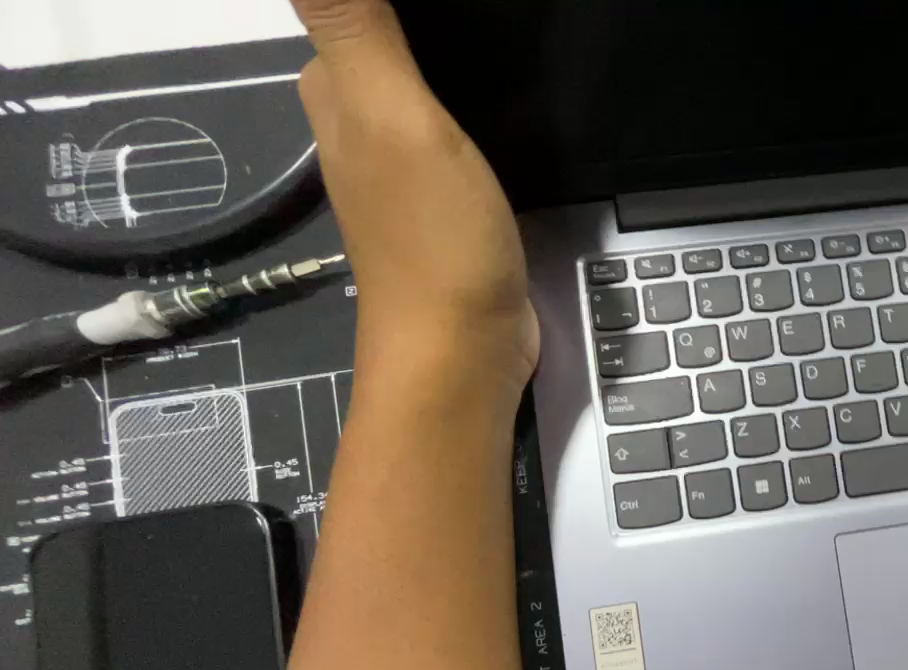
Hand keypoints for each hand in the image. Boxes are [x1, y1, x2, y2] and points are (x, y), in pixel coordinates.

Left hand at [291, 0, 537, 411]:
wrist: (467, 349)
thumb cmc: (434, 238)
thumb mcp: (396, 118)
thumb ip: (354, 27)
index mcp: (338, 98)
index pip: (346, 17)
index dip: (386, 14)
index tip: (452, 17)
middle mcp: (365, 134)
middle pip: (385, 59)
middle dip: (423, 40)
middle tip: (488, 37)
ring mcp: (412, 181)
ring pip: (428, 107)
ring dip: (460, 86)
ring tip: (512, 68)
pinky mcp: (456, 217)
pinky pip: (464, 154)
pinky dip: (484, 135)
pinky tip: (519, 134)